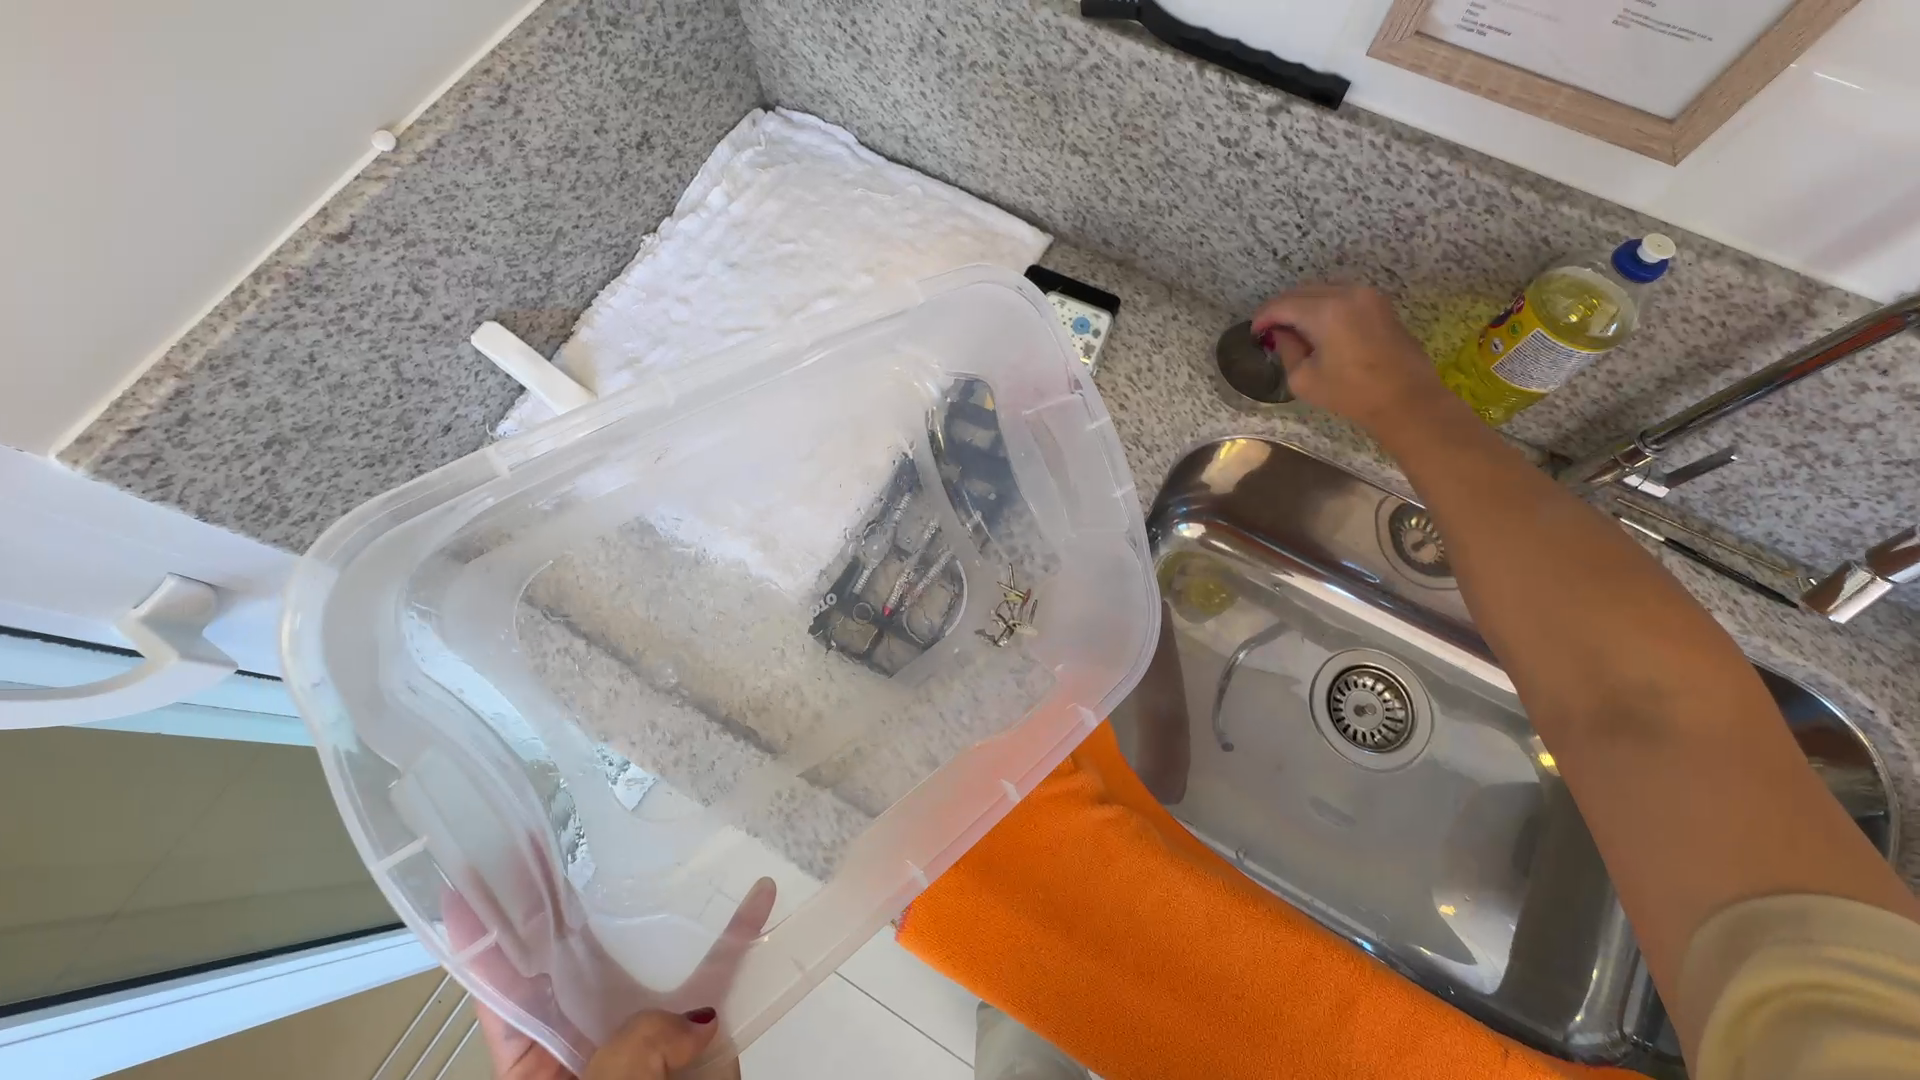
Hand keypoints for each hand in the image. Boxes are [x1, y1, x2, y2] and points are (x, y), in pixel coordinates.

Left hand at [452, 876, 777, 1079]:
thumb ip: (632, 1054)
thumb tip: (692, 1019)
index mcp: (533, 1070)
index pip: (500, 987)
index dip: (481, 932)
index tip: (466, 874)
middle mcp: (585, 1042)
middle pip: (566, 956)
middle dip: (554, 897)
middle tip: (542, 834)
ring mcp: (644, 1036)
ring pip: (645, 959)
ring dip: (646, 905)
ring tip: (635, 844)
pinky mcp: (701, 1038)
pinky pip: (723, 979)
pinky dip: (744, 939)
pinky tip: (762, 895)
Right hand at [1249, 284, 1456, 433]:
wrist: (1406, 399)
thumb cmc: (1351, 394)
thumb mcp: (1303, 378)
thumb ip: (1287, 349)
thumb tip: (1281, 333)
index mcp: (1326, 312)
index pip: (1283, 305)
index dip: (1264, 317)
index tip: (1254, 333)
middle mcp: (1347, 293)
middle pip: (1302, 292)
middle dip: (1281, 309)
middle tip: (1269, 330)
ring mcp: (1367, 295)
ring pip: (1322, 290)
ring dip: (1302, 305)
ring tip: (1291, 328)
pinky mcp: (1379, 303)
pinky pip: (1341, 294)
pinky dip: (1323, 305)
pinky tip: (1316, 326)